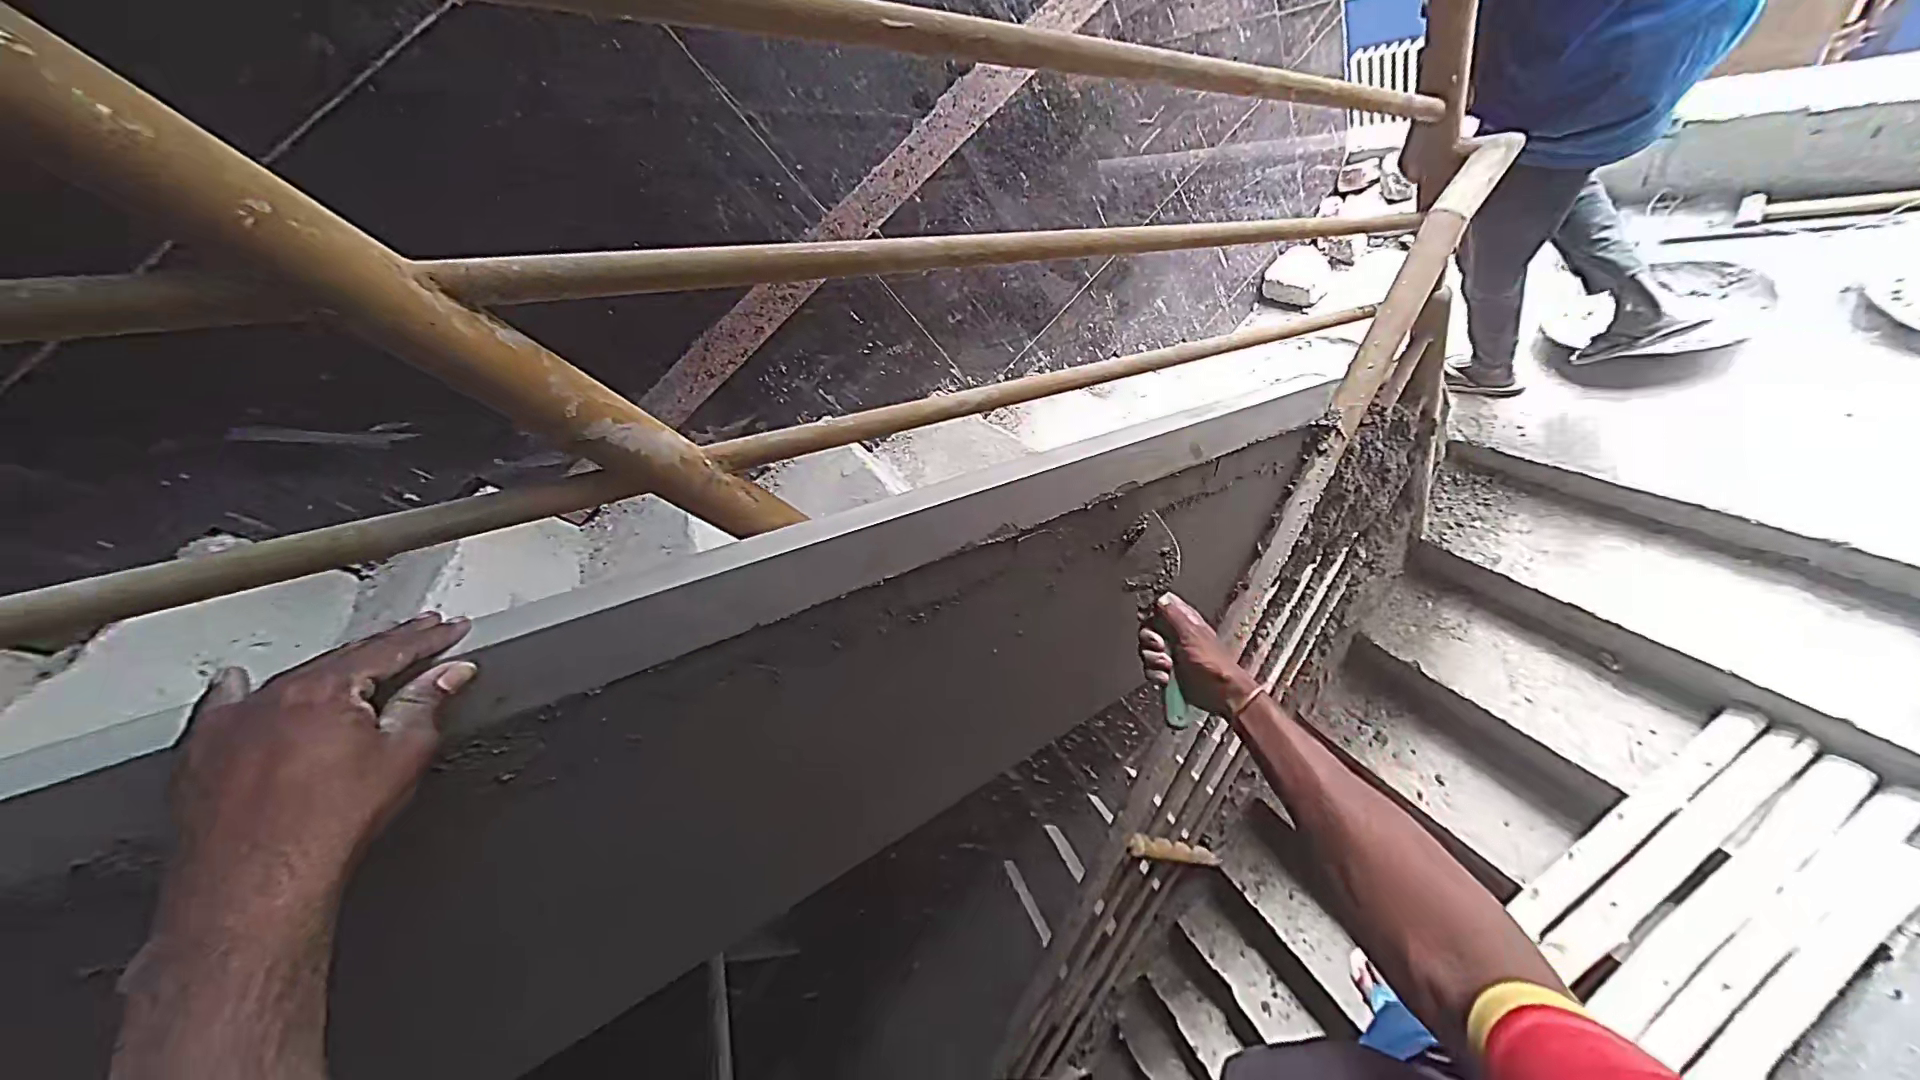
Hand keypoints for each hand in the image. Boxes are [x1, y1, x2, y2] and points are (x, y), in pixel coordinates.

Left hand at [162, 613, 474, 925]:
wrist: (255, 886)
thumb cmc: (328, 826)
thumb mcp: (404, 755)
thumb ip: (428, 703)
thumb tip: (450, 672)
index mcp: (324, 691)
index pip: (390, 649)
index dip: (428, 637)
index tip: (450, 629)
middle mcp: (271, 697)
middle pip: (344, 657)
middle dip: (387, 644)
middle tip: (420, 632)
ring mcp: (229, 724)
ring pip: (294, 677)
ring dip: (335, 666)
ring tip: (363, 659)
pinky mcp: (200, 754)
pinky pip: (224, 707)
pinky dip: (243, 692)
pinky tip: (240, 682)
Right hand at [1137, 593, 1259, 718]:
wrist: (1221, 696)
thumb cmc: (1213, 666)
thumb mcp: (1191, 635)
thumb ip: (1174, 616)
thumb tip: (1161, 598)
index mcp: (1185, 622)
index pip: (1157, 612)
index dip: (1151, 620)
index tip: (1156, 632)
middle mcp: (1177, 636)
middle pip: (1147, 633)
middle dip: (1149, 644)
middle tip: (1162, 651)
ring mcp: (1172, 655)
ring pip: (1146, 652)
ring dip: (1153, 662)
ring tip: (1168, 668)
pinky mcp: (1168, 673)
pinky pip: (1150, 669)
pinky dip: (1155, 675)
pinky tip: (1166, 679)